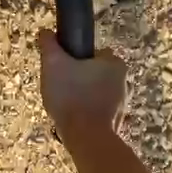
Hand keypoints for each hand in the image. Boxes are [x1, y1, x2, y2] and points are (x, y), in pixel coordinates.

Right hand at [37, 29, 127, 145]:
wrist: (87, 139)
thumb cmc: (72, 94)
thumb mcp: (53, 62)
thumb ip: (49, 44)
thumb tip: (46, 33)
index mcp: (115, 64)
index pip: (95, 53)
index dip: (76, 57)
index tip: (63, 67)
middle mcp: (125, 83)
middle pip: (95, 72)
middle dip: (79, 77)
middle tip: (61, 84)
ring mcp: (122, 106)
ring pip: (96, 92)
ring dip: (82, 95)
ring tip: (64, 103)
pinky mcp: (116, 124)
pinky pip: (97, 110)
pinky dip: (86, 112)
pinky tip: (72, 117)